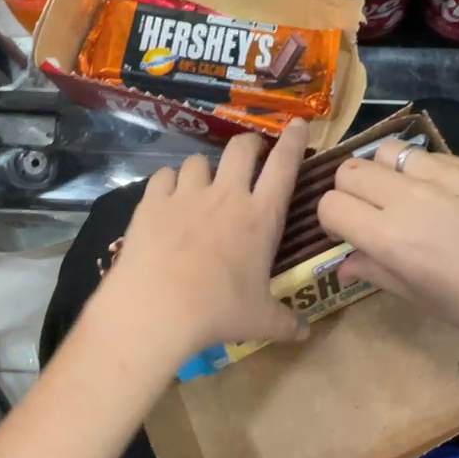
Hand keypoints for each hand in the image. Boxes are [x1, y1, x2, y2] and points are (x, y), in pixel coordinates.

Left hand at [91, 120, 309, 368]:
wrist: (158, 307)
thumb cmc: (219, 311)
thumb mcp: (260, 320)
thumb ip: (286, 322)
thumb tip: (306, 333)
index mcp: (261, 217)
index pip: (285, 166)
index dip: (294, 141)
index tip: (298, 125)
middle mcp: (227, 195)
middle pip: (242, 148)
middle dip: (250, 143)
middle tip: (252, 153)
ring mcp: (187, 194)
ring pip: (200, 160)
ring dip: (206, 168)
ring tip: (203, 183)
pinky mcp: (153, 201)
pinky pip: (164, 175)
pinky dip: (170, 181)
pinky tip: (168, 195)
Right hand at [316, 144, 458, 346]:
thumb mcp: (418, 297)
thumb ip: (373, 271)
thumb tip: (340, 265)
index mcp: (390, 238)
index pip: (330, 205)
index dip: (332, 219)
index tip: (347, 232)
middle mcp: (408, 199)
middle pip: (349, 170)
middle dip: (349, 191)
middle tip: (370, 211)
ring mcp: (441, 175)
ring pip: (386, 151)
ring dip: (382, 171)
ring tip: (401, 193)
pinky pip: (426, 155)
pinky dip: (420, 170)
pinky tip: (441, 193)